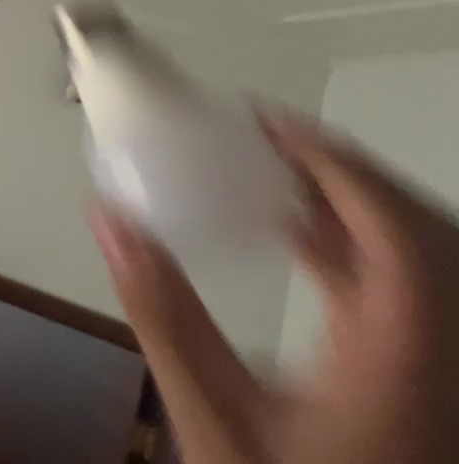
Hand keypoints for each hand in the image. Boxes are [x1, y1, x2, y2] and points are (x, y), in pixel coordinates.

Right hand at [90, 112, 458, 462]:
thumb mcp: (209, 412)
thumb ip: (163, 316)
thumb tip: (110, 220)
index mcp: (402, 363)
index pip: (398, 238)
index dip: (336, 167)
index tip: (266, 123)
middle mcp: (443, 359)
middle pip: (428, 236)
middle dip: (345, 172)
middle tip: (263, 135)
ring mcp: (446, 370)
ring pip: (428, 259)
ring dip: (350, 203)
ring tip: (269, 169)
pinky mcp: (432, 377)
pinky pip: (412, 286)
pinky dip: (354, 241)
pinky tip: (293, 231)